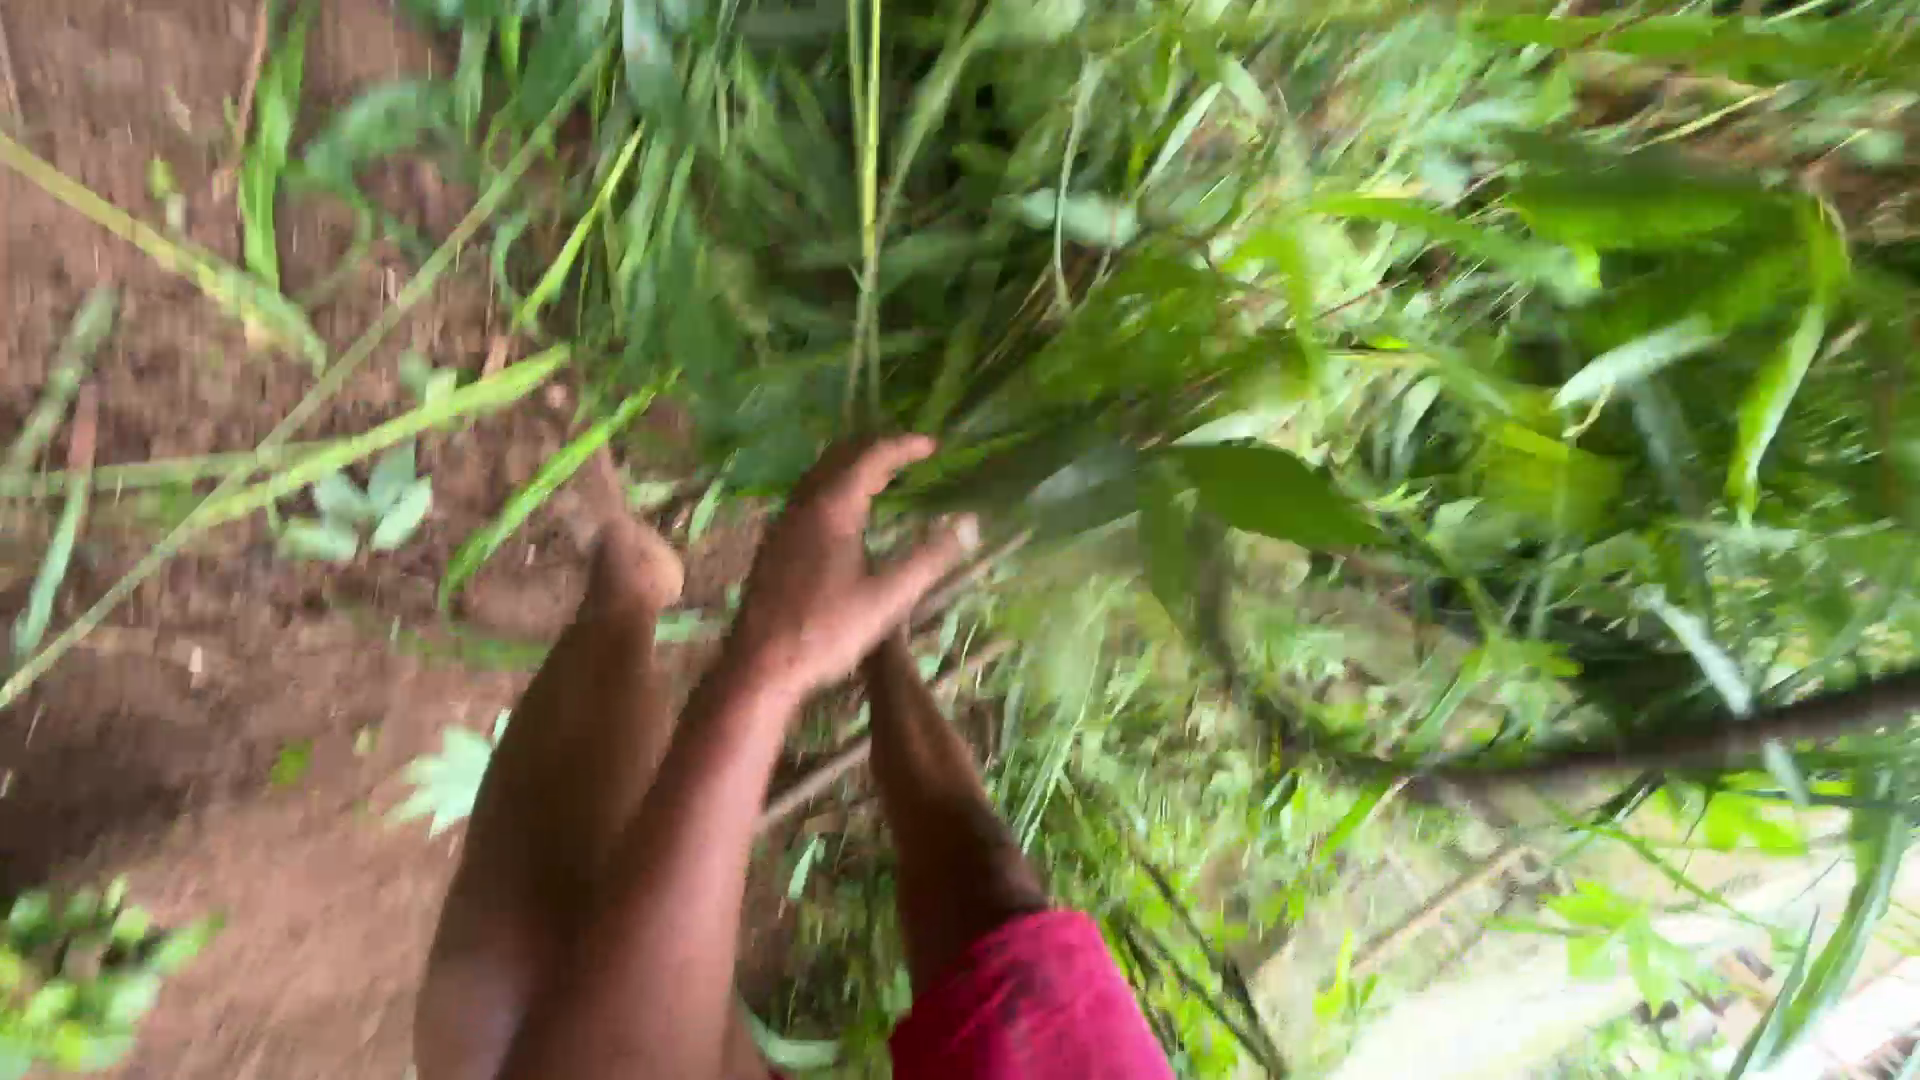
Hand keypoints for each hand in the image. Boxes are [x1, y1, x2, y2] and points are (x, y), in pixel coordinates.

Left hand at [725, 436, 977, 702]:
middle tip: (911, 452)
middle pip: (841, 455)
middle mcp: (804, 504)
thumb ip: (930, 558)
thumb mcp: (888, 598)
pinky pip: (809, 494)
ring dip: (854, 464)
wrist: (760, 664)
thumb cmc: (827, 631)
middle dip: (878, 446)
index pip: (871, 456)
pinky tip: (847, 512)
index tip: (933, 445)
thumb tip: (970, 523)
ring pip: (821, 474)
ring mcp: (784, 522)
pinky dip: (836, 485)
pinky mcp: (775, 542)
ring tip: (885, 475)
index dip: (904, 445)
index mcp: (832, 508)